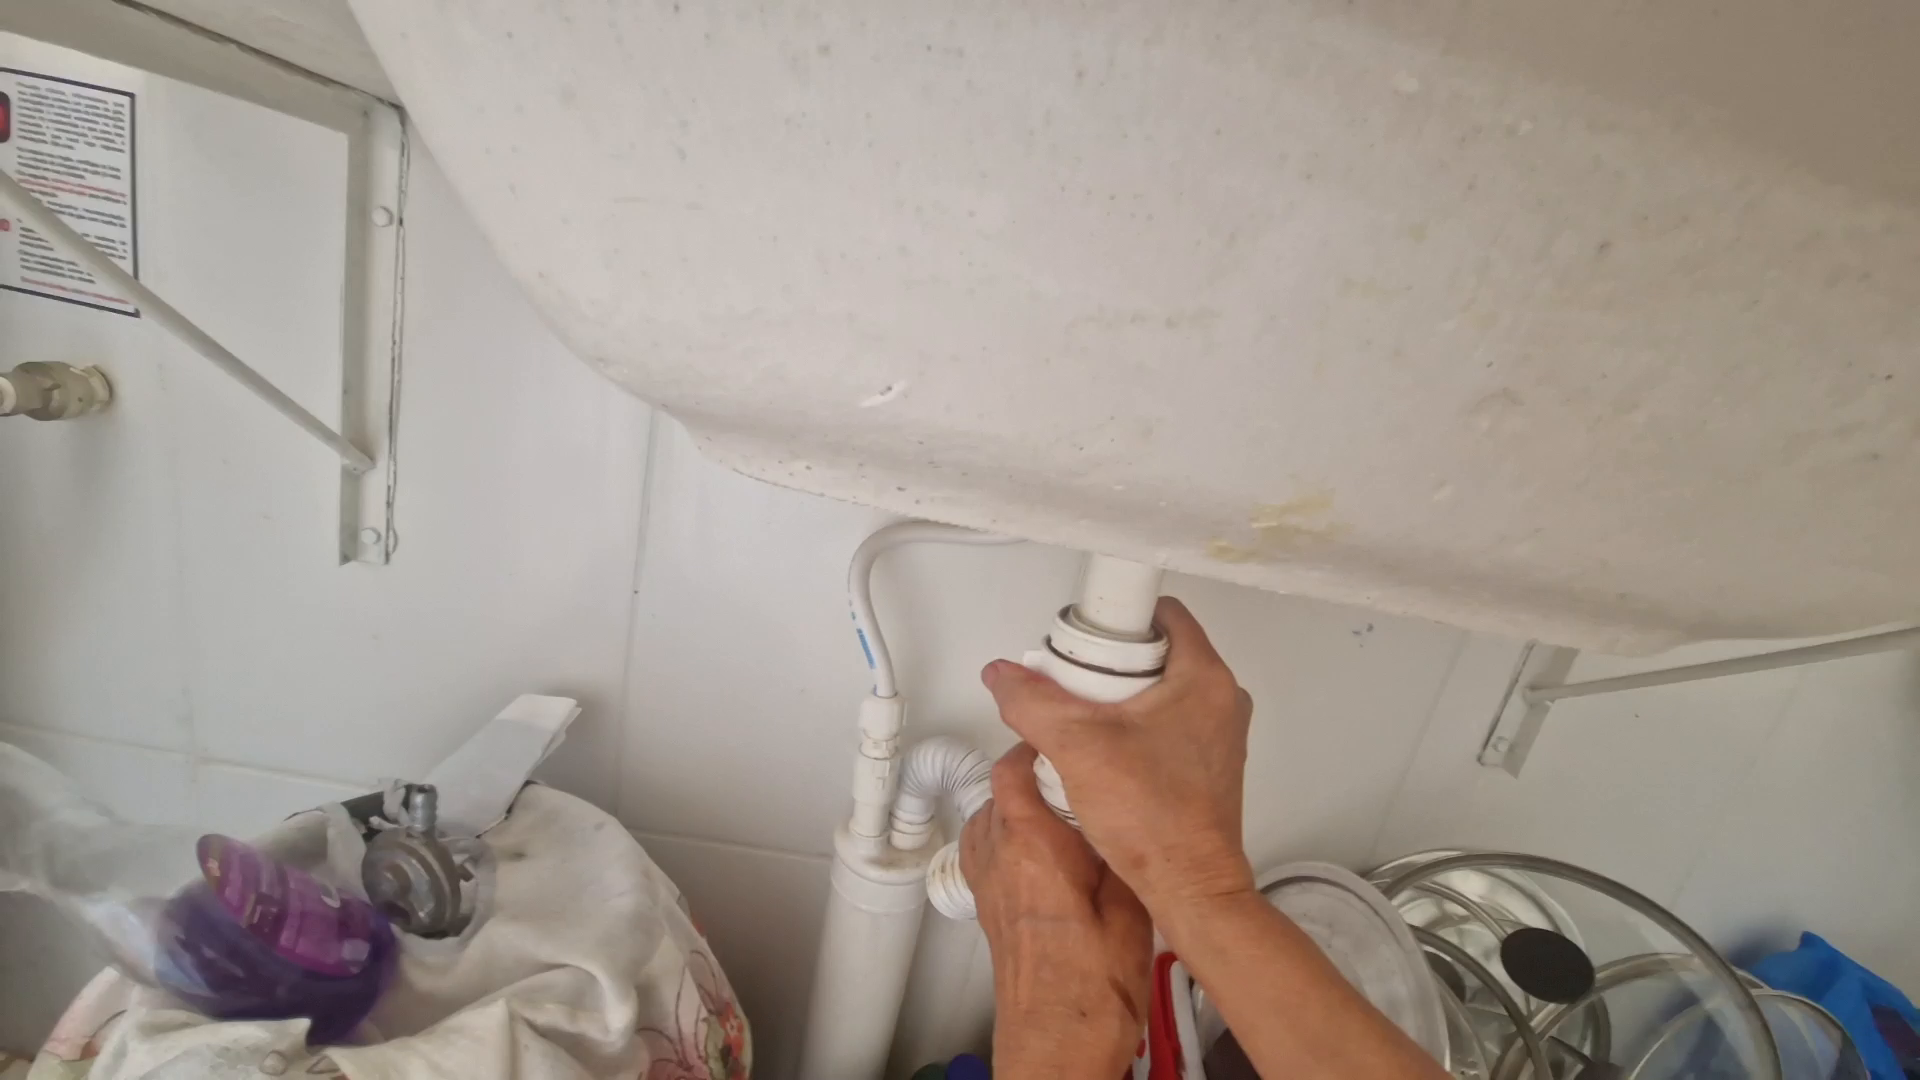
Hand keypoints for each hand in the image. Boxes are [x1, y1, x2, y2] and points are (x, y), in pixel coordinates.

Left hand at [961, 743, 1151, 1078]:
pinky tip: (1033, 846)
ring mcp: (987, 879)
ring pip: (988, 813)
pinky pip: (982, 845)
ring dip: (1015, 802)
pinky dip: (1001, 832)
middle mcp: (1000, 855)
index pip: (1013, 768)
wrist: (1056, 1042)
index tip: (1062, 742)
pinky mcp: (985, 902)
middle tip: (1072, 780)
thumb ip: (1121, 852)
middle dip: (1032, 774)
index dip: (1035, 747)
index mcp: (1033, 844)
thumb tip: (1120, 820)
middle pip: (1000, 787)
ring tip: (1056, 811)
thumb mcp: (1130, 908)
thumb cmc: (1090, 989)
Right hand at [981, 596, 1255, 919]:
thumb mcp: (1074, 745)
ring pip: (1160, 686)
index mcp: (1204, 676)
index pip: (1162, 612)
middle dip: (1109, 659)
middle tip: (1069, 679)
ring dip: (1118, 693)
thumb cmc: (1149, 813)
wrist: (1191, 890)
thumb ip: (1030, 701)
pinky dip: (1133, 721)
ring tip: (1078, 713)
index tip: (1080, 641)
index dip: (1116, 616)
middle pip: (1157, 649)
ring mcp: (1220, 733)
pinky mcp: (1210, 763)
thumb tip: (998, 673)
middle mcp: (1222, 698)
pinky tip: (1101, 746)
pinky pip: (1167, 719)